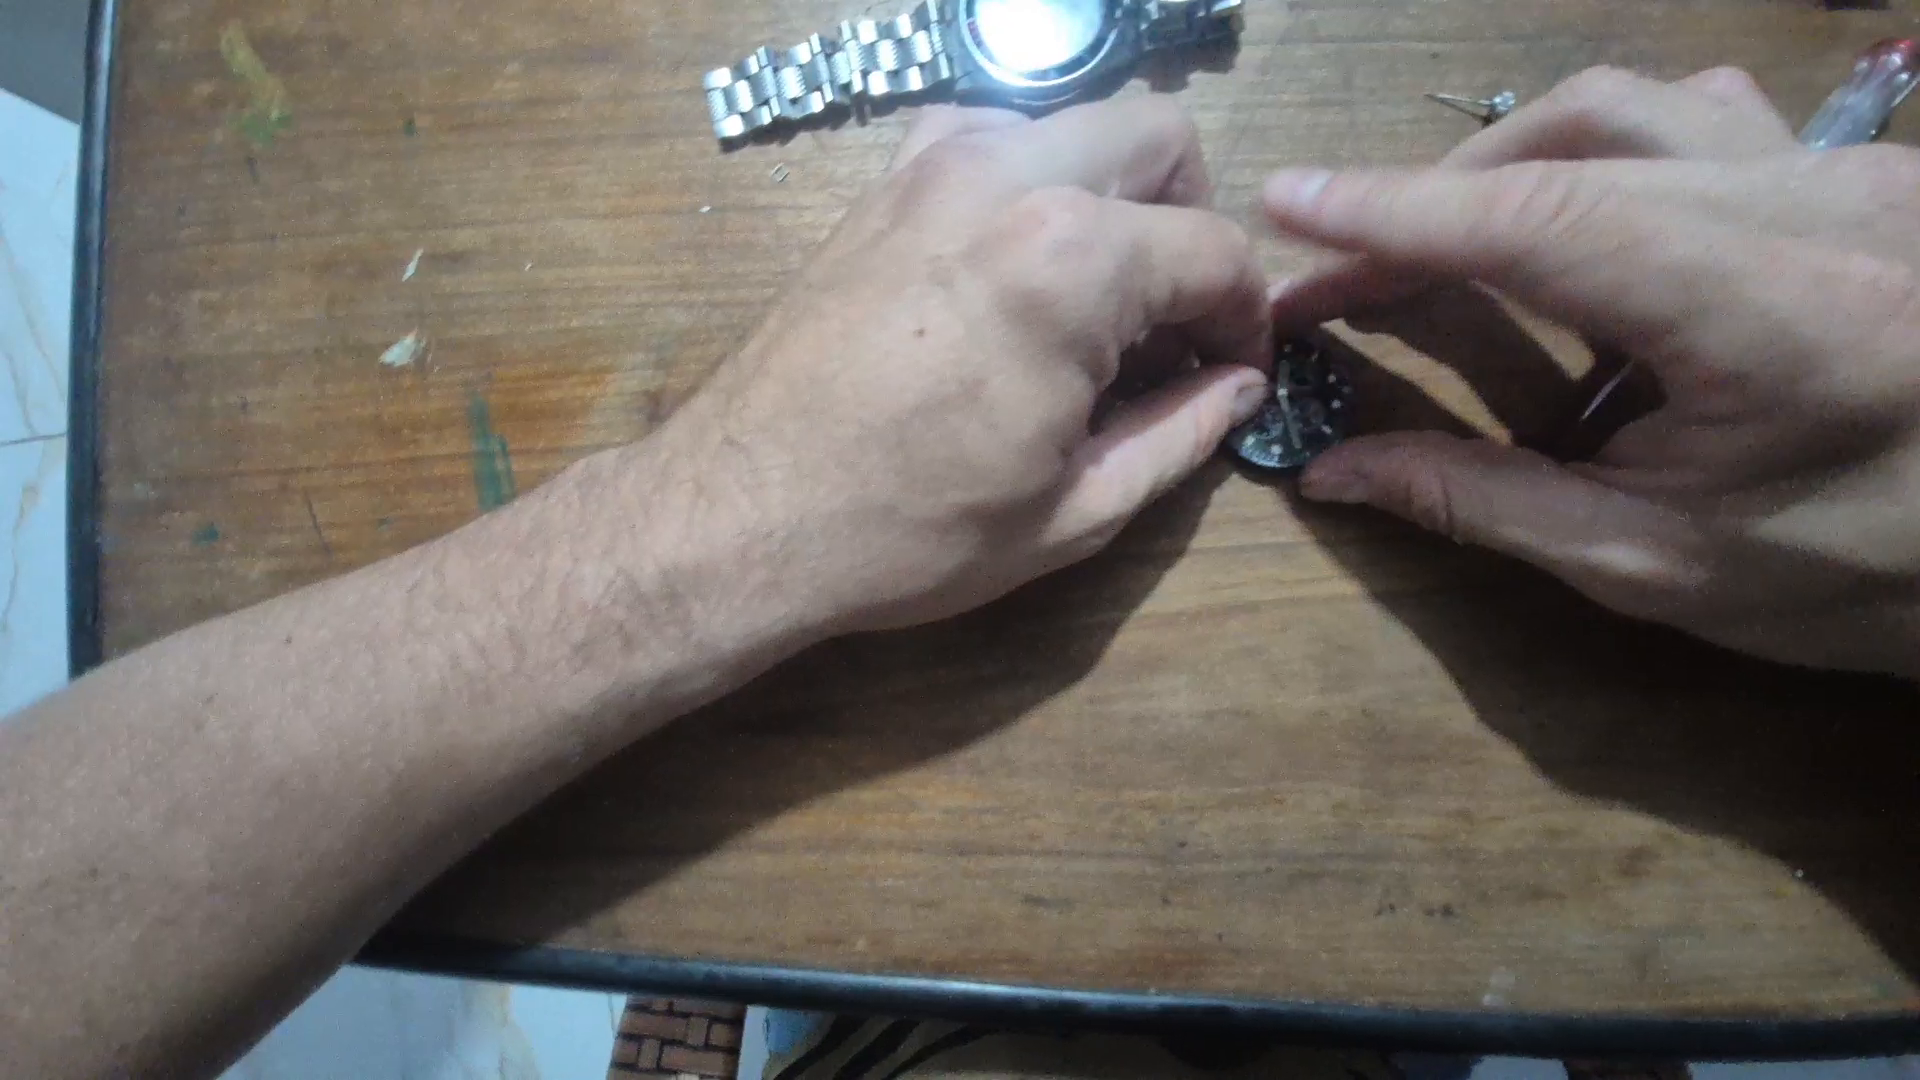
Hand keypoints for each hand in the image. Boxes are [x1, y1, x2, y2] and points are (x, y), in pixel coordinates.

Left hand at [650, 98, 1270, 634]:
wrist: (744, 518)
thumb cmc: (911, 535)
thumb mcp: (1072, 512)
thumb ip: (1179, 435)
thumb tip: (1239, 386)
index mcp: (1072, 265)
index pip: (1216, 251)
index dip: (1244, 316)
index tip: (1230, 371)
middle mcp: (1007, 178)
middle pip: (1160, 142)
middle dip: (1190, 226)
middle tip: (1170, 325)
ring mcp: (931, 167)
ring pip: (1074, 128)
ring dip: (1112, 199)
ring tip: (1092, 301)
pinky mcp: (880, 186)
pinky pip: (988, 143)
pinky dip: (1029, 187)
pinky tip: (1011, 271)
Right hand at [1261, 66, 1919, 676]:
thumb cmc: (1860, 571)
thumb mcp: (1641, 558)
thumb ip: (1472, 501)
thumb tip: (1326, 471)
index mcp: (1781, 321)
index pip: (1546, 228)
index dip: (1397, 213)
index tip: (1285, 201)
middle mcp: (1826, 207)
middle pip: (1558, 162)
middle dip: (1408, 220)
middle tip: (1320, 289)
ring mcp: (1848, 170)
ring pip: (1615, 114)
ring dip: (1482, 175)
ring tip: (1413, 246)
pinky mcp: (1847, 171)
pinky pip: (1681, 118)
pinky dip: (1571, 156)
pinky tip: (1538, 210)